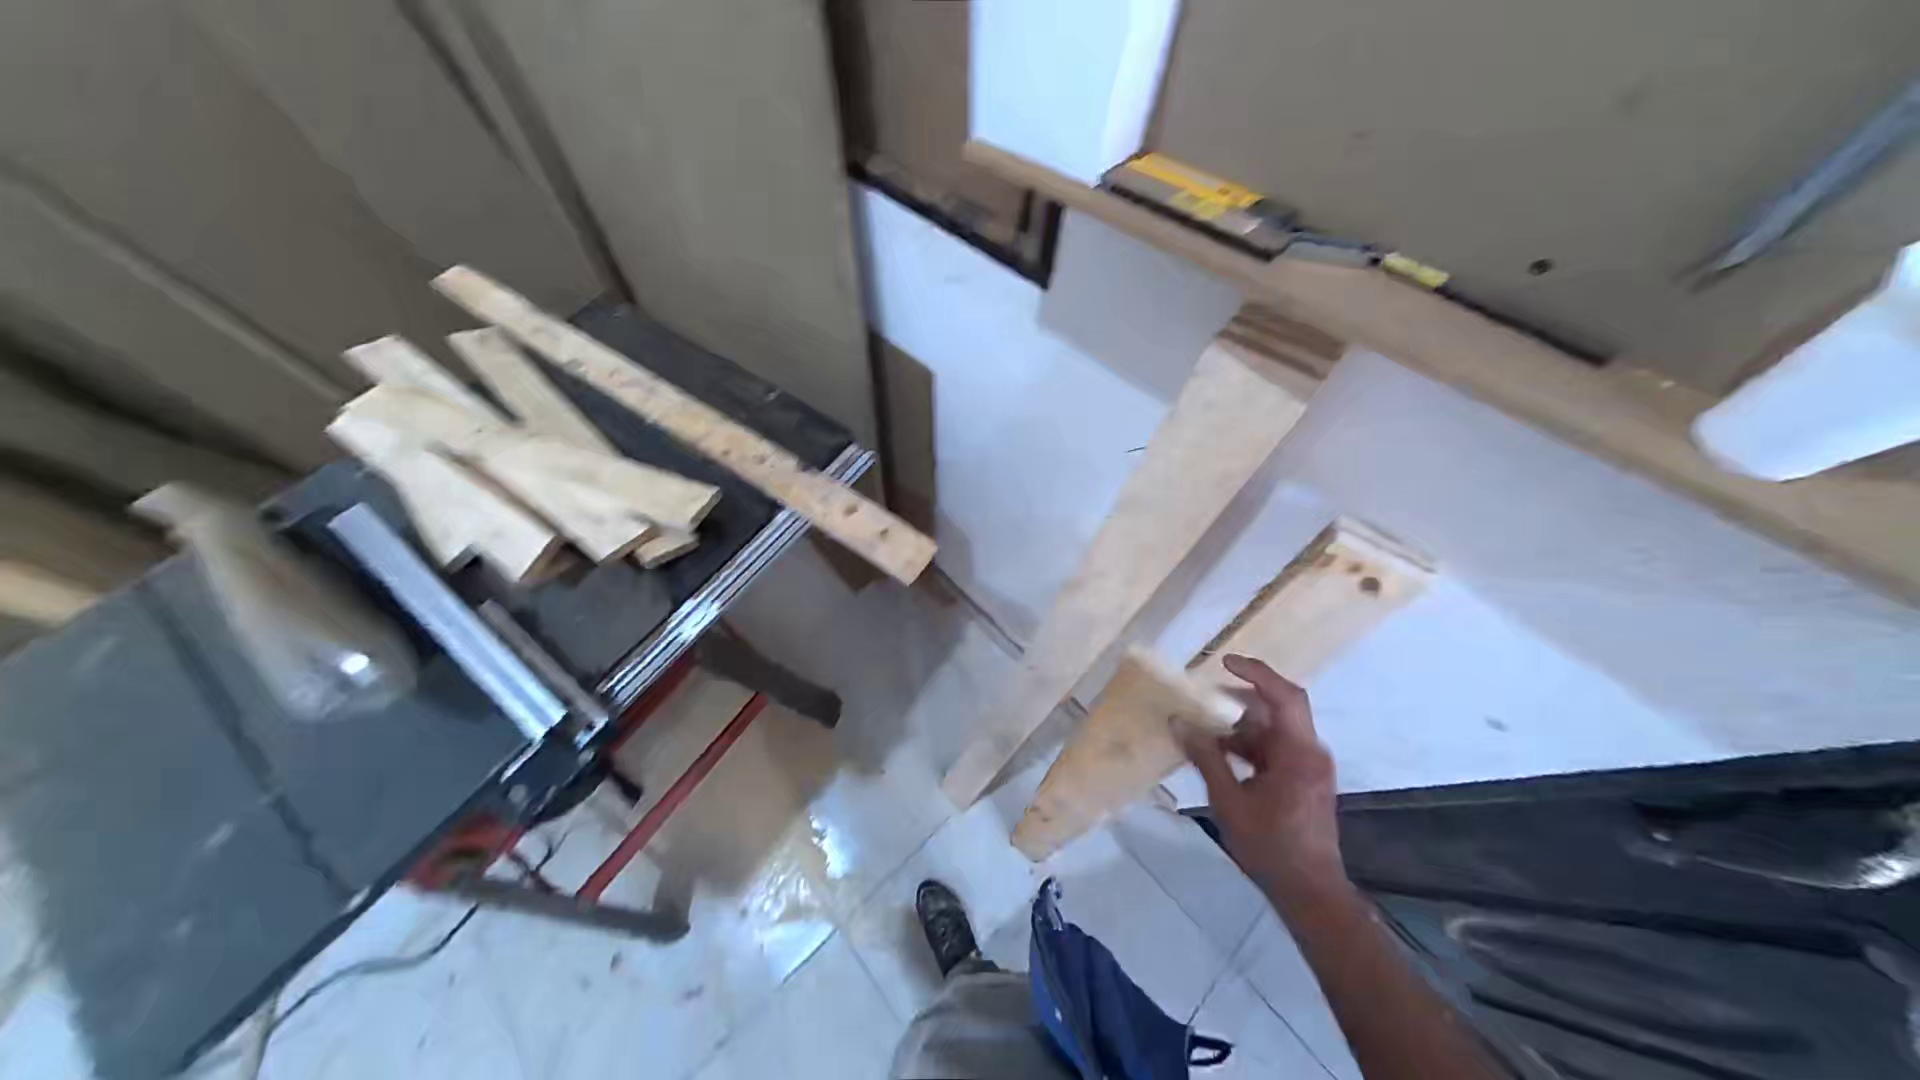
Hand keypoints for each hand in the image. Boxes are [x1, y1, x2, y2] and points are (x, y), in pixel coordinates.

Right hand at [1179, 655, 1348, 908]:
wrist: (1310, 891)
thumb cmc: (1270, 846)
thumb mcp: (1230, 801)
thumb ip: (1206, 758)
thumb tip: (1179, 723)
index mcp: (1298, 753)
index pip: (1285, 697)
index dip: (1256, 674)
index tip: (1224, 662)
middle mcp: (1310, 752)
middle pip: (1279, 709)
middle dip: (1241, 699)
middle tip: (1205, 695)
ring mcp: (1310, 767)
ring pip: (1275, 730)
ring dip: (1240, 726)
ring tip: (1204, 727)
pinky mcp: (1304, 780)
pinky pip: (1276, 748)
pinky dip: (1248, 745)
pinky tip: (1220, 754)